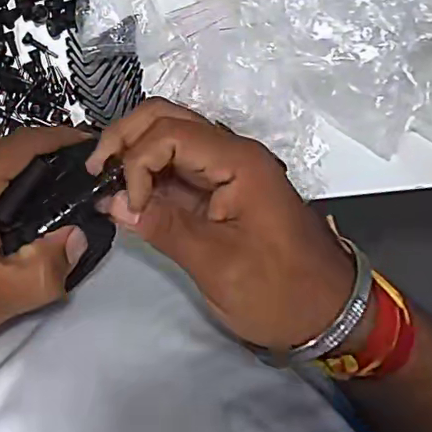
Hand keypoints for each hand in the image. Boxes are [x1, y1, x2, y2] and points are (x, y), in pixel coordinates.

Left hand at [0, 126, 92, 366]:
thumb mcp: (0, 296)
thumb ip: (47, 268)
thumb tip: (77, 237)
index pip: (23, 143)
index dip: (61, 137)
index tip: (91, 144)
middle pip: (13, 150)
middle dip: (52, 160)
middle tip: (86, 178)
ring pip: (0, 166)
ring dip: (32, 176)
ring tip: (66, 196)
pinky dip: (12, 188)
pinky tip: (30, 212)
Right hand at [87, 99, 356, 350]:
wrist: (334, 315)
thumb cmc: (282, 292)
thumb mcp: (219, 266)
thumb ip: (163, 227)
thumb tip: (112, 202)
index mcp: (237, 161)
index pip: (170, 133)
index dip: (137, 162)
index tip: (128, 204)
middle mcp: (230, 150)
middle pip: (165, 116)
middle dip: (125, 136)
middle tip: (96, 167)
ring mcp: (224, 164)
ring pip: (167, 131)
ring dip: (132, 148)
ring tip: (105, 175)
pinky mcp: (218, 183)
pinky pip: (174, 160)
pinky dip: (145, 168)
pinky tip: (127, 189)